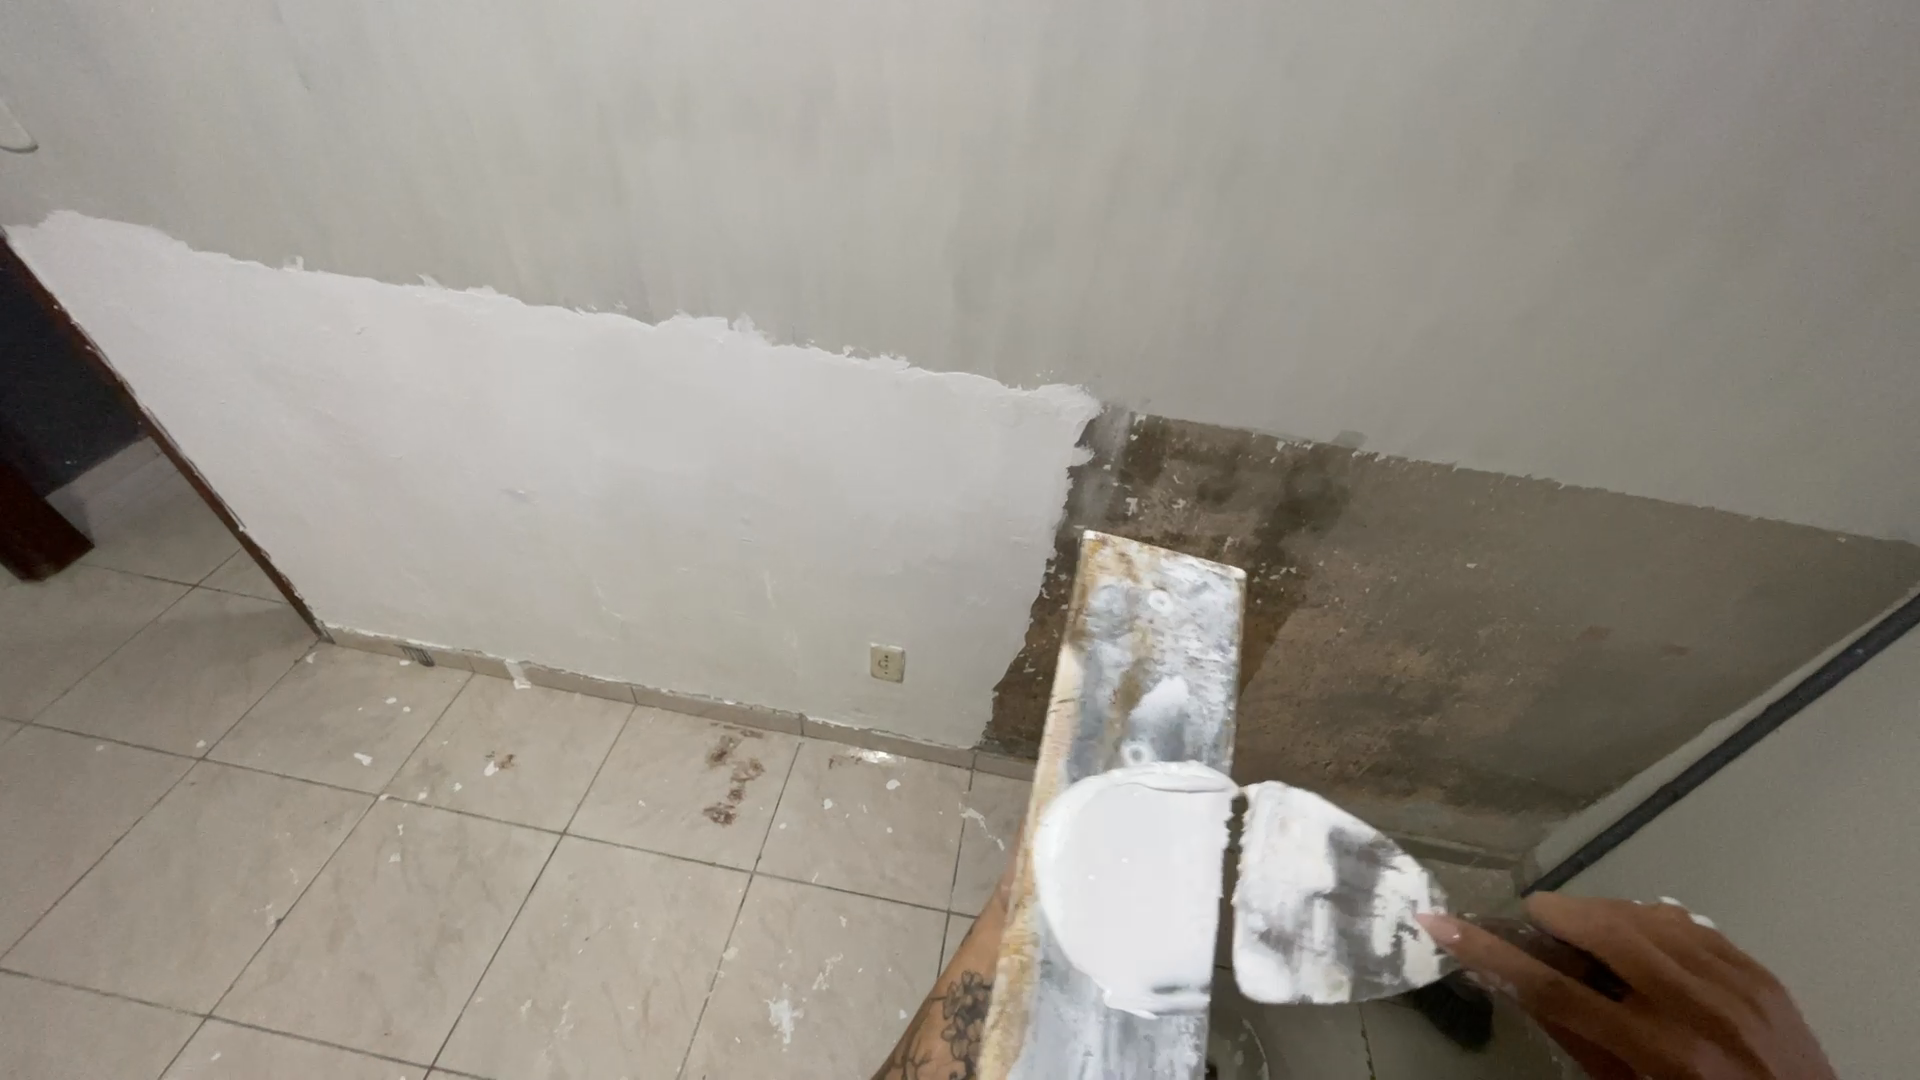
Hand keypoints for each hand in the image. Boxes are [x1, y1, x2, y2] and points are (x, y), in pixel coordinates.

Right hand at [1417, 894, 1836, 1079]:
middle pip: (1602, 929)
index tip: (1436, 921)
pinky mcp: (1760, 972)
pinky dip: (1648, 922)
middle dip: (1554, 914)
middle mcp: (1701, 1013)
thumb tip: (1503, 973)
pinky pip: (1683, 921)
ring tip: (1593, 938)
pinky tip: (1644, 944)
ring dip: (1599, 915)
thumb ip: (1568, 1032)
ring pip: (1639, 913)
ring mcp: (1738, 987)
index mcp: (1662, 1054)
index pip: (1551, 988)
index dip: (1487, 951)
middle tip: (1538, 926)